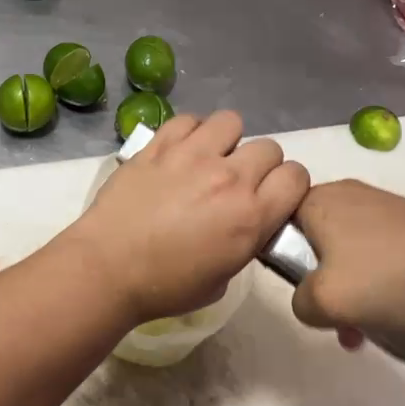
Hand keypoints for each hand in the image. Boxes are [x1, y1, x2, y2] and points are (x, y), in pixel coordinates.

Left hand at [59, 110, 309, 323]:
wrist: (109, 267)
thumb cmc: (166, 286)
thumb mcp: (224, 278)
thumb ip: (245, 241)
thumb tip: (247, 221)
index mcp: (251, 216)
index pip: (296, 176)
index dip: (288, 185)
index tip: (272, 196)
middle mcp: (229, 178)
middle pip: (268, 147)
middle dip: (260, 164)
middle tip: (237, 182)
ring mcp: (192, 155)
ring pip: (231, 121)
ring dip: (226, 140)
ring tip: (209, 158)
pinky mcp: (160, 144)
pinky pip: (189, 119)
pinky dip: (191, 131)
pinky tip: (180, 151)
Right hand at [290, 179, 404, 344]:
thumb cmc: (385, 278)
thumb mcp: (324, 302)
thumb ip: (300, 303)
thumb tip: (311, 300)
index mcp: (316, 200)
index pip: (279, 225)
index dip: (285, 263)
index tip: (306, 294)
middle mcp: (345, 194)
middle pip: (317, 246)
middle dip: (328, 291)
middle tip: (345, 326)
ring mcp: (381, 206)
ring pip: (351, 256)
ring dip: (358, 295)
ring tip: (378, 330)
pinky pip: (381, 255)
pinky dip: (384, 284)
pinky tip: (402, 313)